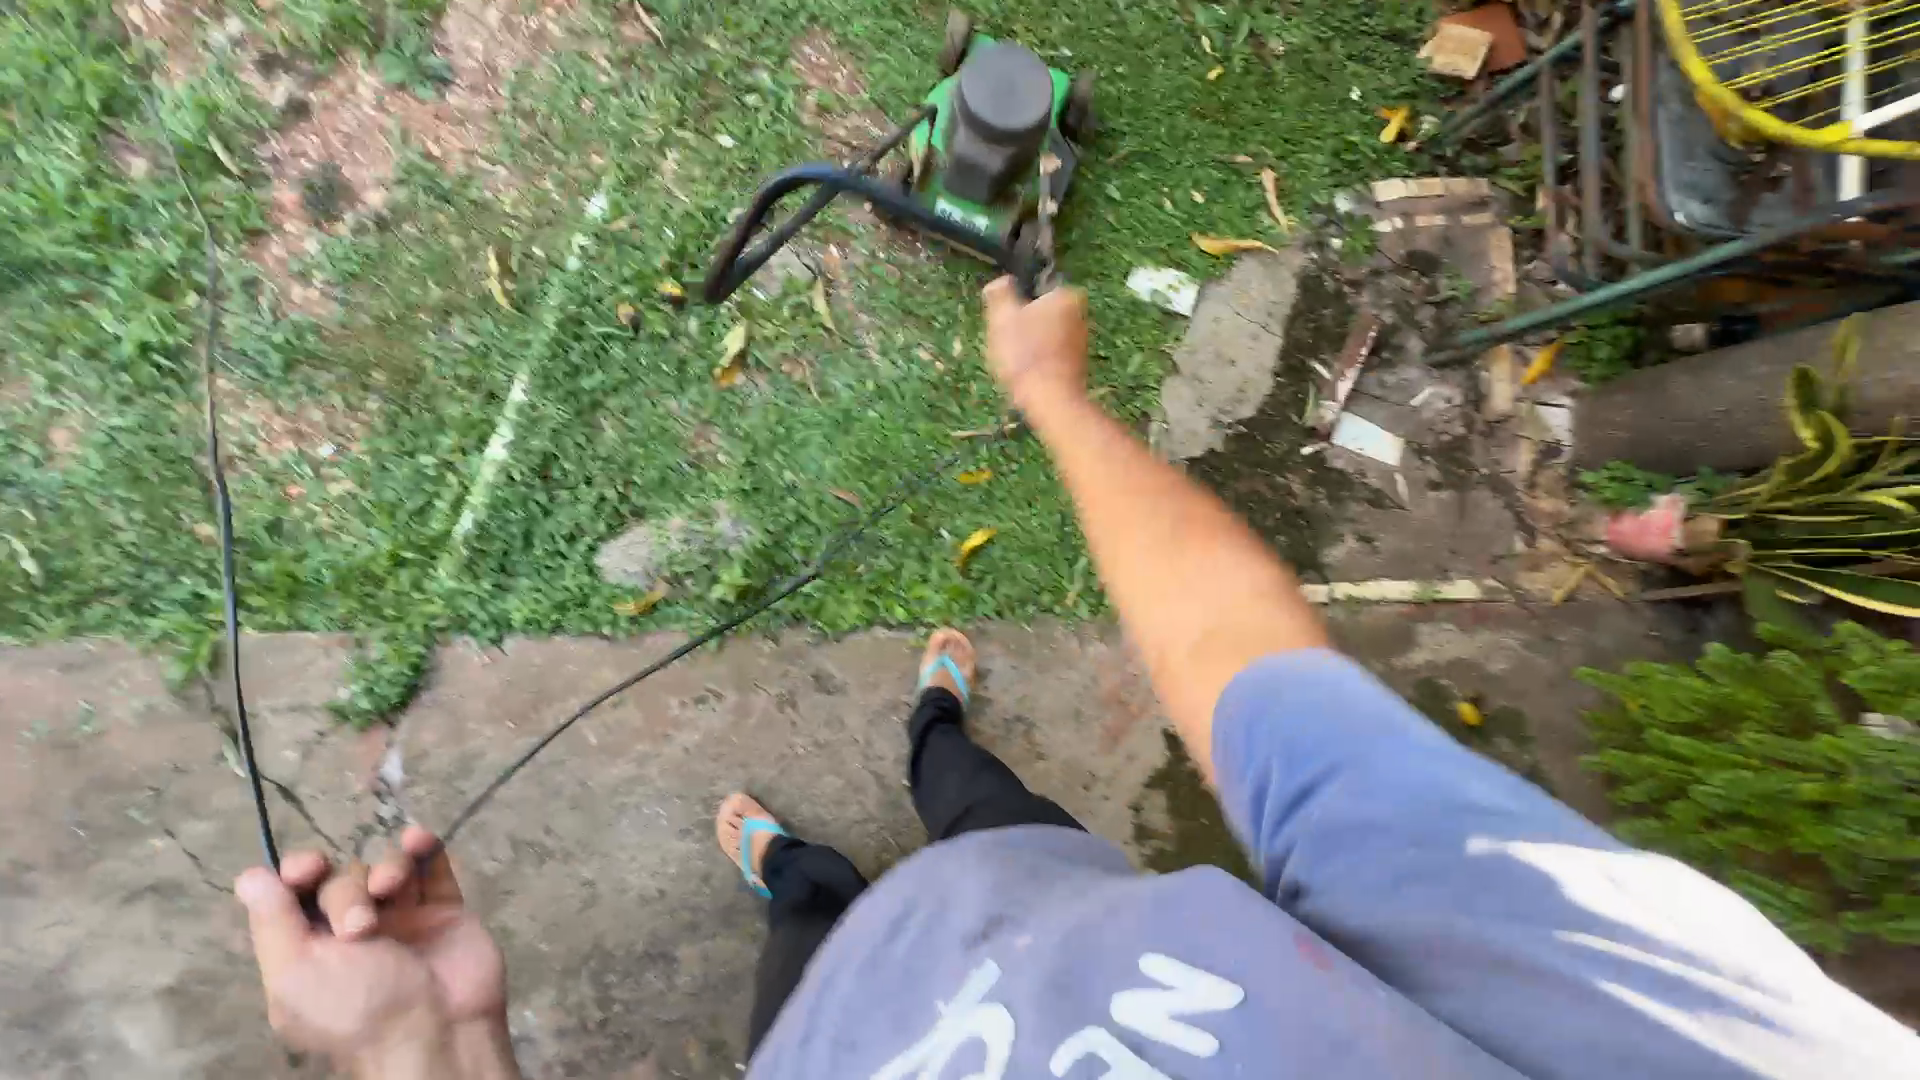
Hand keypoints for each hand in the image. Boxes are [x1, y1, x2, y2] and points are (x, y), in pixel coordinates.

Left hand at [235, 827, 516, 1078]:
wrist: (438, 1025)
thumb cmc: (359, 1007)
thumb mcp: (300, 974)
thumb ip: (276, 924)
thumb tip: (251, 877)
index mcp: (309, 951)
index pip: (296, 897)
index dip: (299, 874)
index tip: (308, 868)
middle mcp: (353, 930)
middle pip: (344, 880)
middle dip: (349, 890)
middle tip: (361, 925)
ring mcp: (402, 917)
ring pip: (388, 868)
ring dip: (388, 867)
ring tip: (394, 889)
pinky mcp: (444, 908)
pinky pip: (433, 867)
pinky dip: (425, 848)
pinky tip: (418, 840)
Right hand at [982, 276, 1089, 411]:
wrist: (1050, 400)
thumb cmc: (1024, 354)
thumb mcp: (1002, 317)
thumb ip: (1000, 293)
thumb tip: (1001, 281)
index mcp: (1066, 295)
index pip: (1036, 289)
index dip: (1017, 305)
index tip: (1005, 322)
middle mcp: (1080, 314)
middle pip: (1041, 314)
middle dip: (1024, 327)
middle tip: (1008, 345)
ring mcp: (1081, 342)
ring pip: (1045, 337)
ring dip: (1030, 347)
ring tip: (1016, 365)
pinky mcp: (1078, 366)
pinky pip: (1051, 357)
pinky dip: (1039, 364)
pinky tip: (1027, 376)